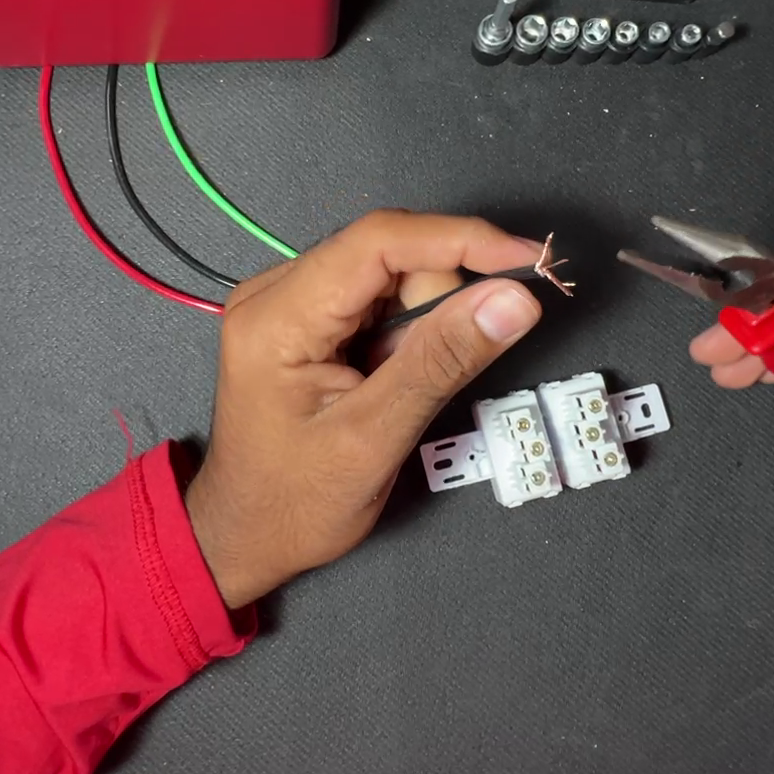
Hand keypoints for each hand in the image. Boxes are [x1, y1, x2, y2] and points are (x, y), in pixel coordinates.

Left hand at [185, 211, 545, 607]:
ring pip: (388, 274)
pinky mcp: (305, 316)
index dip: (460, 238)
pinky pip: (375, 298)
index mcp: (278, 316)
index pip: (378, 241)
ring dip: (418, 322)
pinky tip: (386, 377)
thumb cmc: (296, 503)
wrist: (246, 535)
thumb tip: (514, 300)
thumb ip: (443, 362)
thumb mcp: (375, 438)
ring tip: (394, 388)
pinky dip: (403, 331)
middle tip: (435, 372)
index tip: (527, 259)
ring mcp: (287, 300)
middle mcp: (276, 291)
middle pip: (387, 254)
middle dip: (435, 300)